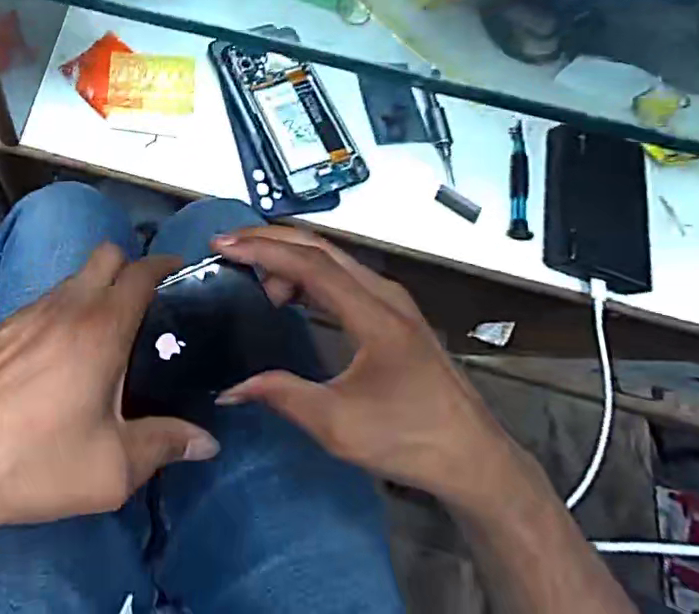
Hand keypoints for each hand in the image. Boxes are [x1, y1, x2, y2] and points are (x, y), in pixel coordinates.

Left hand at [0, 244, 218, 537]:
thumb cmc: (36, 463)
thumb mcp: (111, 469)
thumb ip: (165, 445)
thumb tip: (206, 440)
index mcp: (100, 329)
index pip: (140, 272)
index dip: (165, 265)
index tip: (182, 273)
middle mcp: (67, 306)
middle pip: (106, 254)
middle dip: (132, 266)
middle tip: (148, 303)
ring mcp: (31, 311)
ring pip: (76, 274)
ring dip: (98, 286)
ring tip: (111, 330)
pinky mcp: (6, 325)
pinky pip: (50, 297)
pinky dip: (69, 305)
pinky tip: (67, 349)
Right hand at [212, 227, 522, 508]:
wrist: (476, 458)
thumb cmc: (409, 439)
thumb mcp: (338, 425)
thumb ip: (282, 396)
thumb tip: (230, 389)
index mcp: (374, 314)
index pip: (310, 264)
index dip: (262, 251)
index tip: (223, 247)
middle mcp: (384, 294)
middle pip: (320, 247)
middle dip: (269, 240)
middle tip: (227, 245)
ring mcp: (391, 300)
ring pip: (331, 258)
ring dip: (288, 258)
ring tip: (252, 279)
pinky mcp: (392, 313)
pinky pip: (341, 276)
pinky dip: (306, 275)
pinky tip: (286, 295)